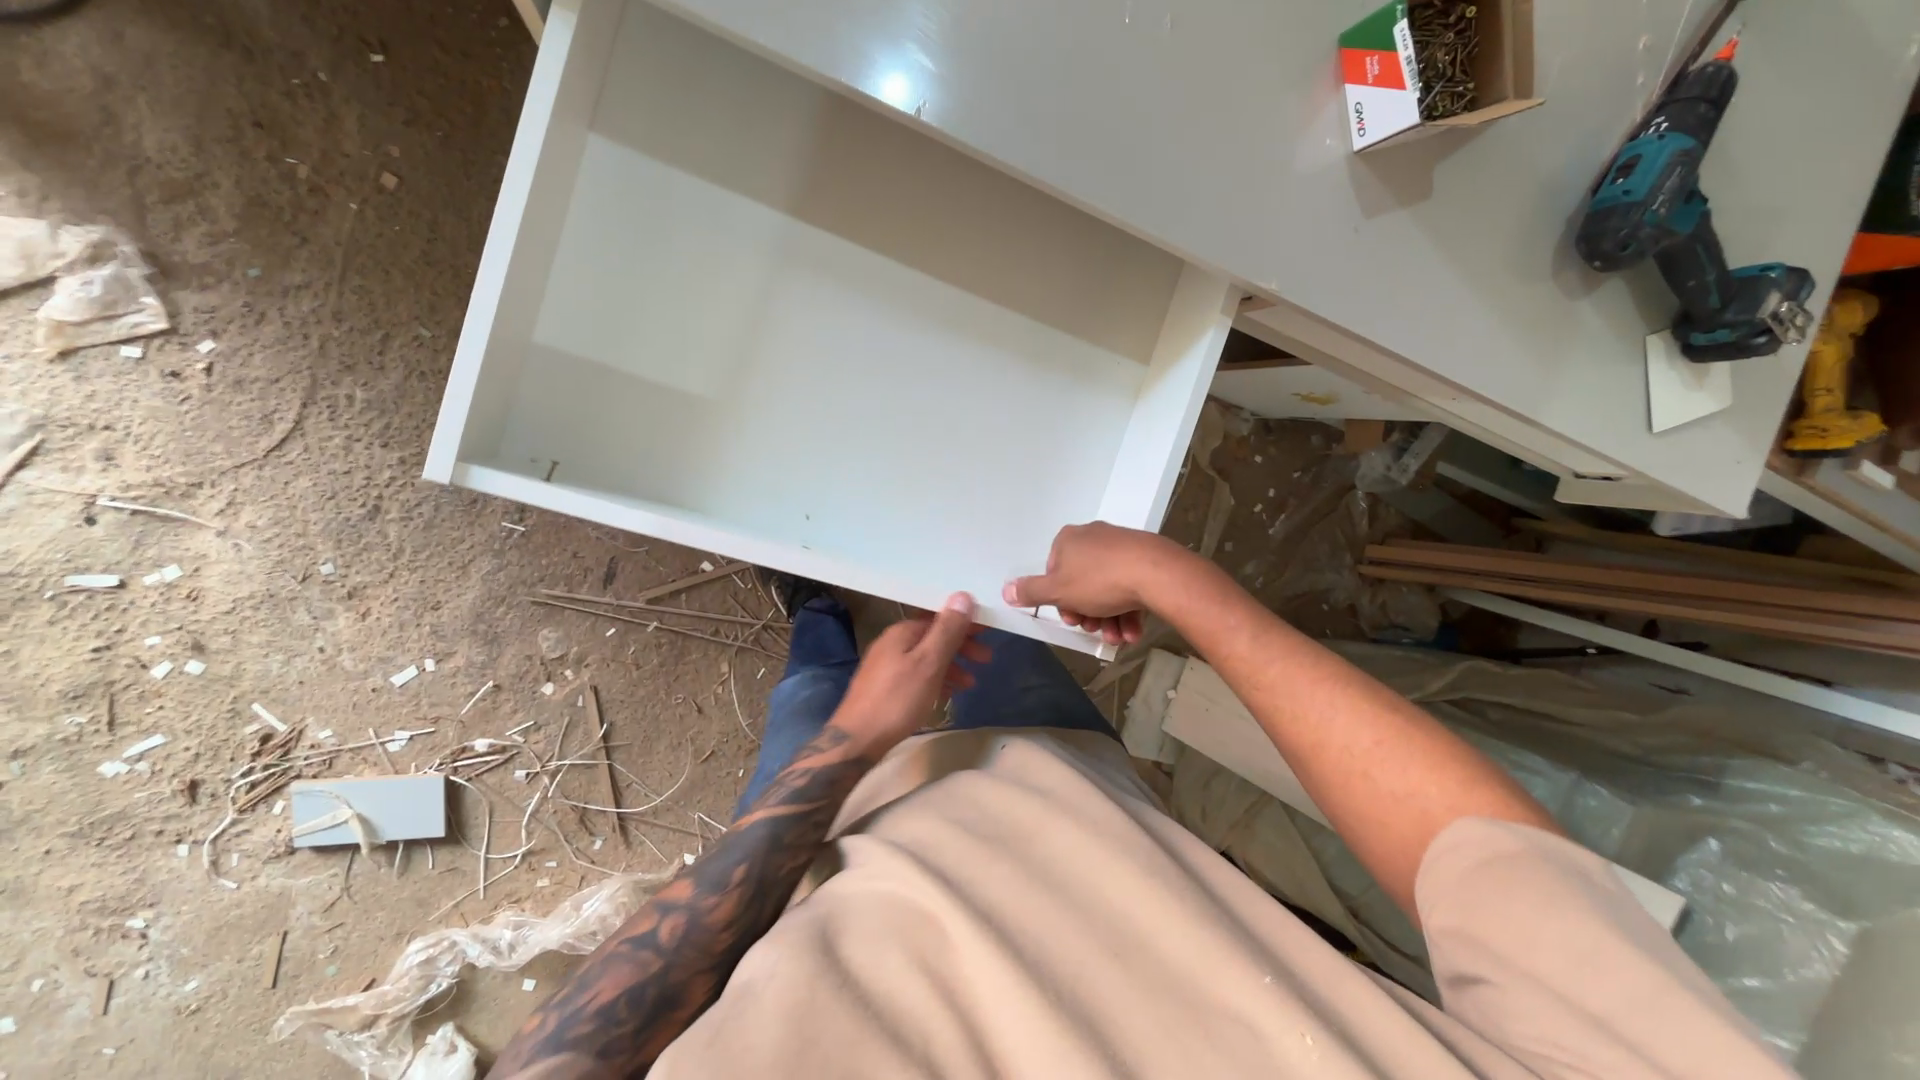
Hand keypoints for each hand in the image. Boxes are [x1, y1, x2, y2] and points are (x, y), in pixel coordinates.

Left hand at [829, 592, 989, 753]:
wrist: (857, 739)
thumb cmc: (897, 700)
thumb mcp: (929, 664)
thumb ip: (947, 631)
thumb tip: (963, 595)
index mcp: (902, 632)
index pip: (939, 617)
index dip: (965, 622)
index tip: (989, 631)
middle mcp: (892, 642)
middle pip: (933, 637)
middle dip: (961, 646)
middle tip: (987, 659)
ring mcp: (886, 665)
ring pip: (926, 658)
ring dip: (951, 665)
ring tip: (971, 683)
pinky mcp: (884, 686)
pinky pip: (917, 674)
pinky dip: (936, 679)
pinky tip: (948, 694)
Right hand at [1003, 523, 1190, 645]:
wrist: (1156, 573)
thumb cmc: (1098, 580)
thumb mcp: (1058, 591)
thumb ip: (1030, 592)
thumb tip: (1006, 589)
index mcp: (1068, 540)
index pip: (1054, 572)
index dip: (1060, 600)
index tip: (1070, 619)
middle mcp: (1093, 538)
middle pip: (1081, 583)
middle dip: (1087, 614)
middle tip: (1094, 630)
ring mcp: (1121, 547)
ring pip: (1107, 589)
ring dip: (1108, 619)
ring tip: (1116, 638)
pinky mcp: (1145, 558)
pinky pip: (1129, 586)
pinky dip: (1128, 611)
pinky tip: (1132, 632)